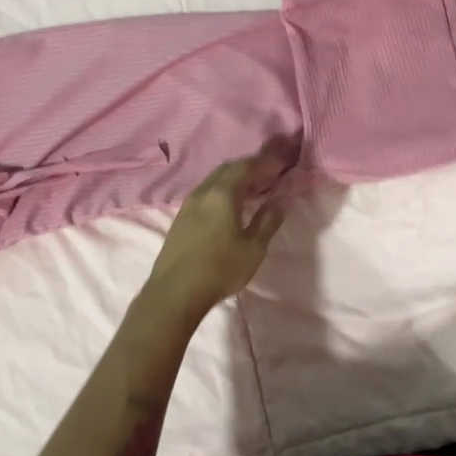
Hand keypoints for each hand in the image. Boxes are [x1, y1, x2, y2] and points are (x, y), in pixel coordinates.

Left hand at [145, 153, 289, 316]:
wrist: (175, 292)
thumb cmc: (220, 269)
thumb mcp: (253, 248)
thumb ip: (268, 221)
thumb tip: (279, 202)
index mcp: (222, 194)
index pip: (245, 167)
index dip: (263, 162)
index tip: (279, 164)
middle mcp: (202, 192)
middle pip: (226, 170)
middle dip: (248, 168)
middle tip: (267, 175)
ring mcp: (187, 205)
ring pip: (213, 181)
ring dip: (233, 180)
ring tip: (251, 190)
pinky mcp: (180, 219)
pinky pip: (204, 194)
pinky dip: (221, 192)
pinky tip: (228, 207)